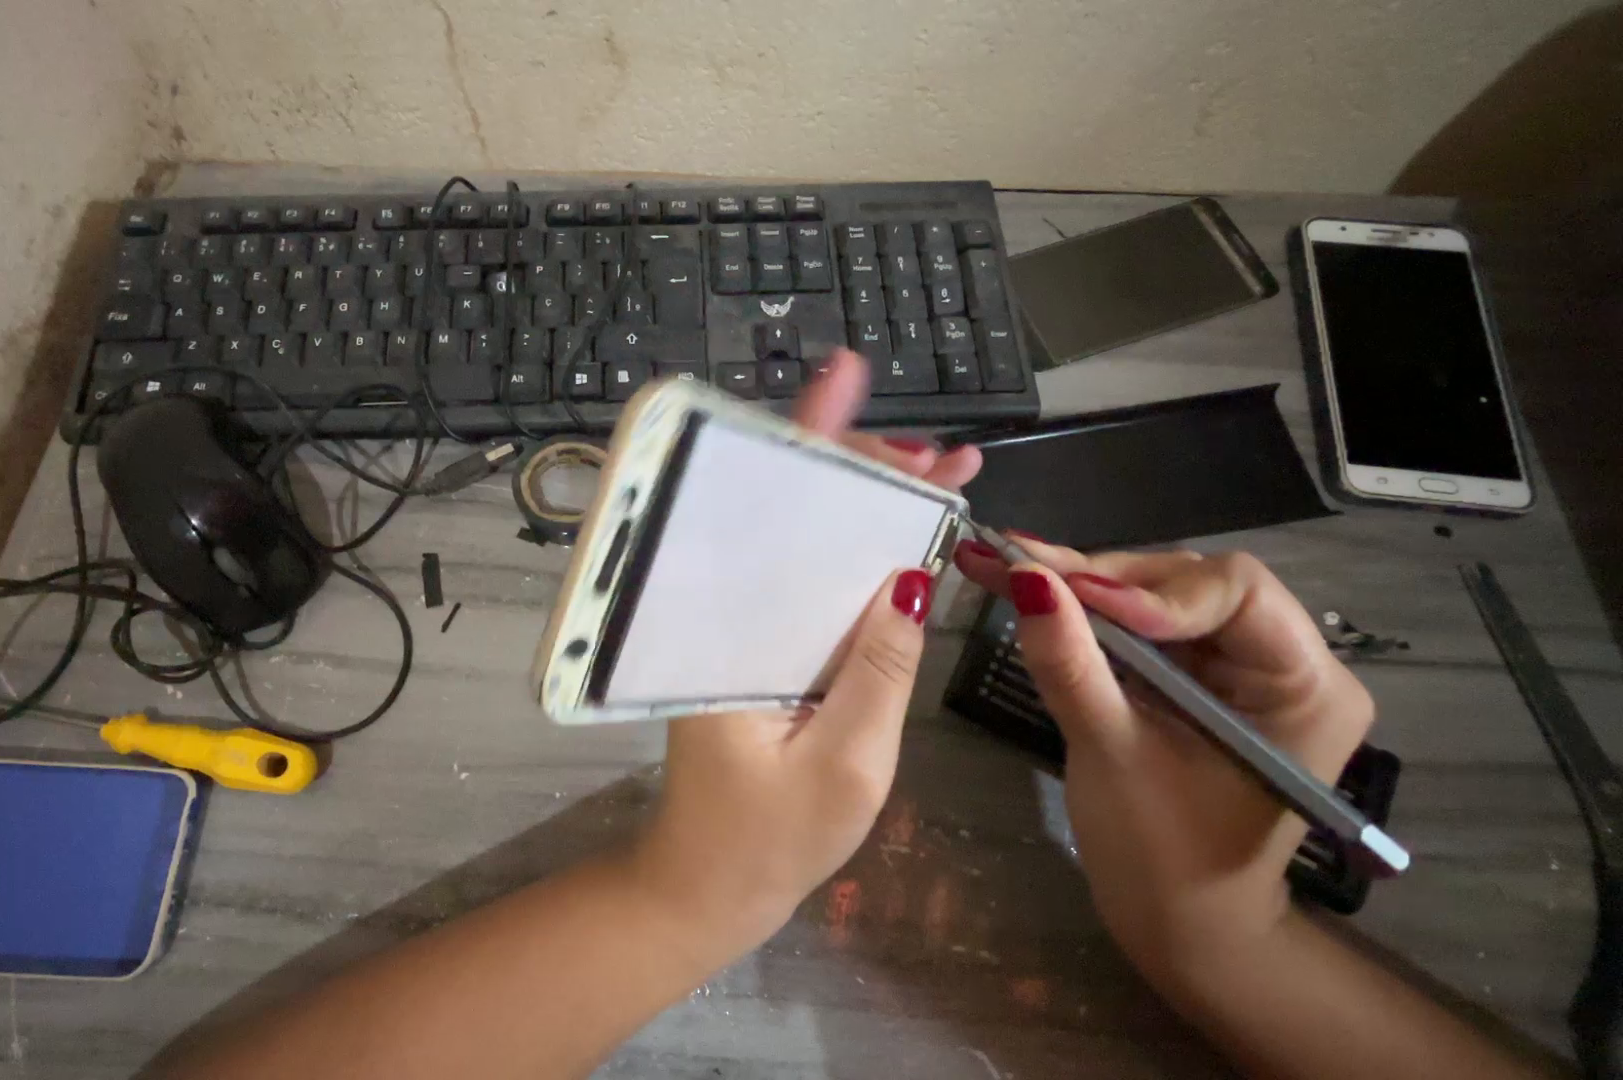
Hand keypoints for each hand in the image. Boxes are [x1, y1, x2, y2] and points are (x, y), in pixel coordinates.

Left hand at [629, 350, 981, 952]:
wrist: (709, 885)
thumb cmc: (768, 838)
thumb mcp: (845, 763)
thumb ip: (876, 669)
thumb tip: (910, 576)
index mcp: (727, 634)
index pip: (766, 516)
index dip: (806, 442)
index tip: (842, 380)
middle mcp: (727, 615)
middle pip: (790, 516)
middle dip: (862, 470)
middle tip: (941, 454)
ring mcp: (747, 629)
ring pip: (805, 545)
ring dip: (869, 506)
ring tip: (942, 476)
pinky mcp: (764, 649)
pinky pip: (812, 588)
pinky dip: (859, 558)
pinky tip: (905, 538)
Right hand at [953, 537, 1373, 989]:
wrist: (1174, 919)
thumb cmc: (1162, 856)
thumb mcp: (1111, 754)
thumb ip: (1071, 664)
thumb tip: (1025, 579)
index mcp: (1304, 685)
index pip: (1236, 593)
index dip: (1151, 588)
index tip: (1074, 597)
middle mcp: (1278, 660)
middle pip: (1186, 581)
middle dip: (1099, 577)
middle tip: (1014, 563)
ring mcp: (1229, 664)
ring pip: (1149, 593)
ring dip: (1075, 582)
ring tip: (1000, 564)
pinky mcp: (1186, 673)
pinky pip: (1130, 623)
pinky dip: (1075, 607)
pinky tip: (1021, 583)